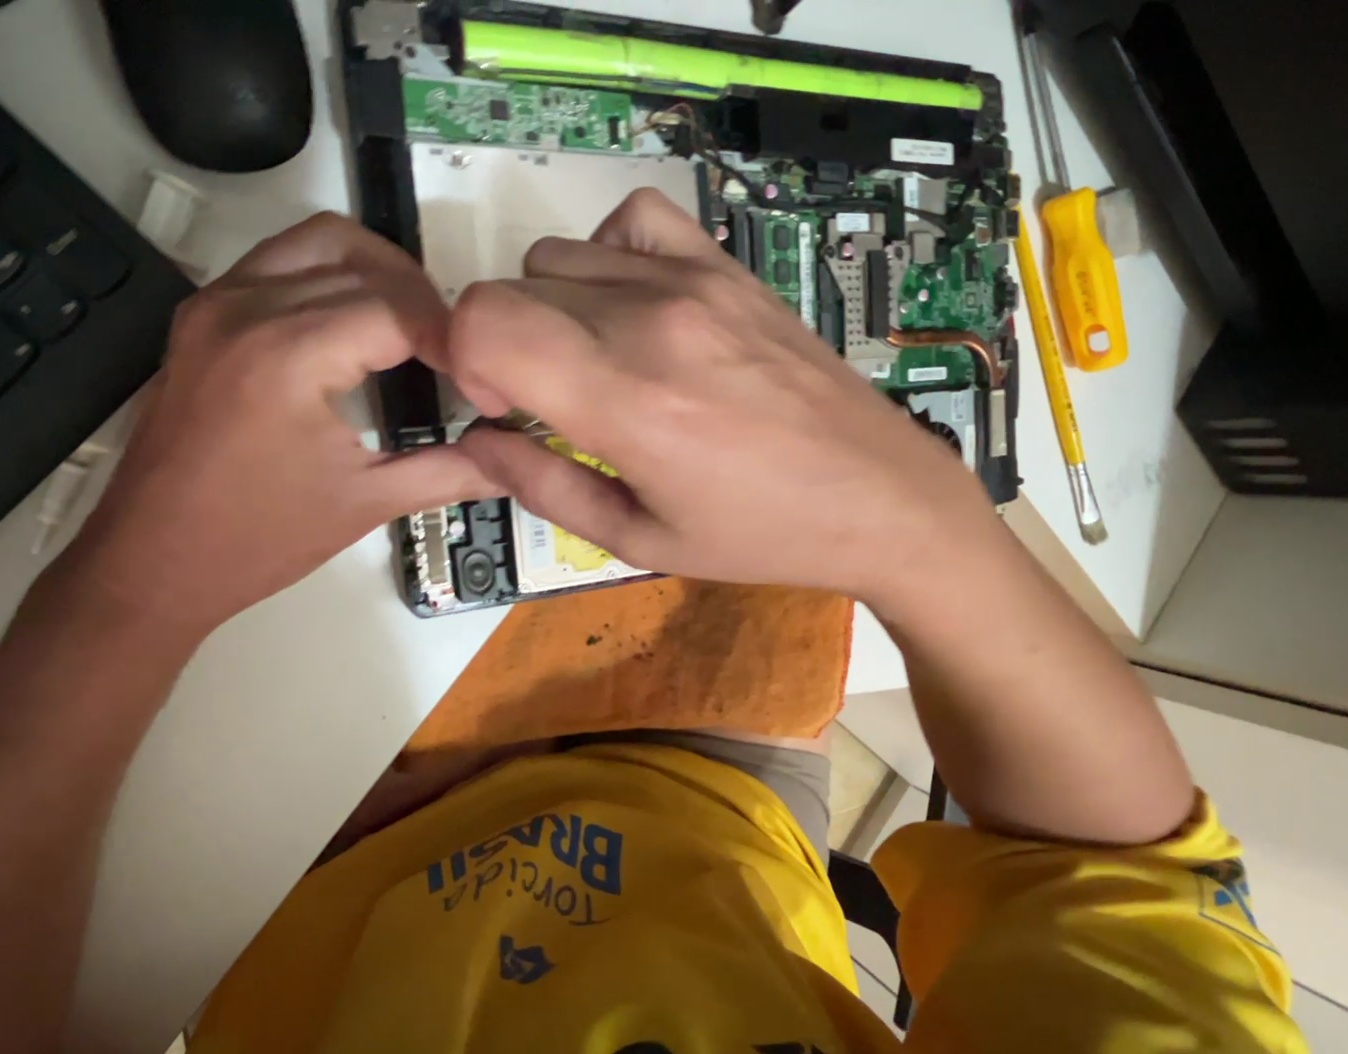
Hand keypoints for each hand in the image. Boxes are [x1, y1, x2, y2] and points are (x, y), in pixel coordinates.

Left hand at [58, 212, 498, 633]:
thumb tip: (513, 459)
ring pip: (317, 241)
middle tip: (453, 353)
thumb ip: (451, 472)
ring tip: (410, 326)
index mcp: (288, 353)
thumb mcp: (365, 504)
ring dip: (376, 270)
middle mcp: (247, 307)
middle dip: (422, 300)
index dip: (452, 338)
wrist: (152, 562)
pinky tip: (354, 328)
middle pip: (364, 261)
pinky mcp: (201, 315)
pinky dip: (329, 275)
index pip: (397, 310)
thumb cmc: (257, 540)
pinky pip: (279, 261)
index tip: (480, 377)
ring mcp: (217, 304)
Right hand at [448, 189, 996, 601]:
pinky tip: (631, 308)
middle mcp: (650, 320)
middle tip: (551, 404)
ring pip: (560, 257)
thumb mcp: (640, 539)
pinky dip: (609, 256)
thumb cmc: (760, 534)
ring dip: (550, 310)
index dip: (468, 365)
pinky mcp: (727, 267)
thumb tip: (477, 441)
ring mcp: (693, 281)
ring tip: (597, 365)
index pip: (483, 322)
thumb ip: (542, 487)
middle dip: (504, 348)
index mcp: (625, 399)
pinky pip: (633, 220)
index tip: (508, 411)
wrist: (879, 495)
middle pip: (511, 288)